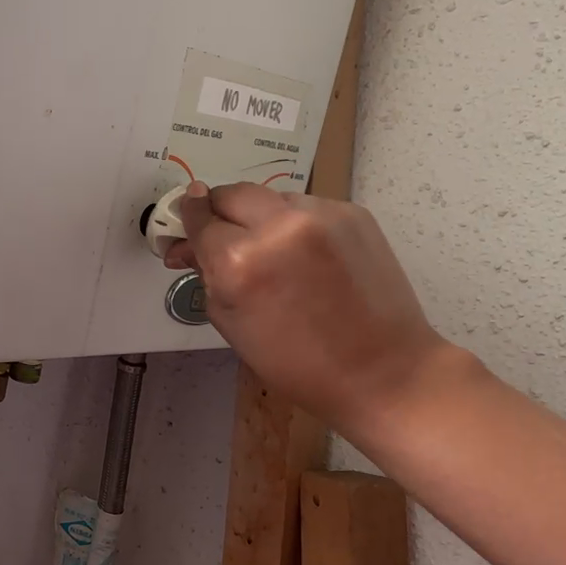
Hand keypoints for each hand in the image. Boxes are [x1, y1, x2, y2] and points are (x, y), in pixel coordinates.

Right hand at [166, 181, 456, 435]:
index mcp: (239, 261)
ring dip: (258, 216)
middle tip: (220, 236)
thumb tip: (189, 244)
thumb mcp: (230, 323)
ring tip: (270, 251)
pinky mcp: (353, 213)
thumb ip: (206, 274)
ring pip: (270, 197)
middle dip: (219, 210)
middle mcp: (277, 227)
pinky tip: (305, 256)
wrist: (382, 371)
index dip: (187, 219)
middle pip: (230, 193)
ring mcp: (320, 215)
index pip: (199, 218)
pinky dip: (294, 224)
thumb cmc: (296, 362)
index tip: (183, 219)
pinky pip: (306, 206)